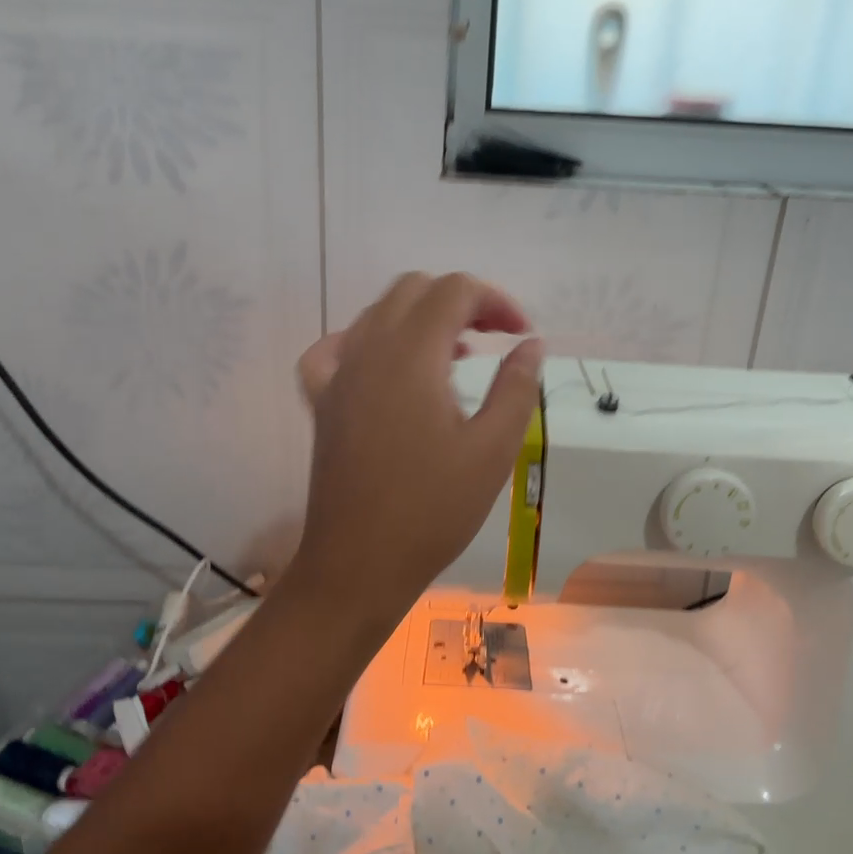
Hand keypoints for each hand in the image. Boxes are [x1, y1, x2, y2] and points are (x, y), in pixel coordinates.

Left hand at [289, 273, 543, 623]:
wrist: (358, 564)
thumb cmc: (432, 509)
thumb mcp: (493, 449)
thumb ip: (516, 386)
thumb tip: (531, 344)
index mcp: (412, 354)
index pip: (455, 290)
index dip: (496, 300)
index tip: (522, 335)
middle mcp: (369, 349)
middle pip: (414, 289)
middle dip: (460, 301)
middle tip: (493, 339)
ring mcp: (338, 373)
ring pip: (378, 312)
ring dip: (420, 318)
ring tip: (454, 357)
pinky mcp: (321, 401)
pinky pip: (337, 347)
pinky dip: (369, 342)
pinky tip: (387, 369)